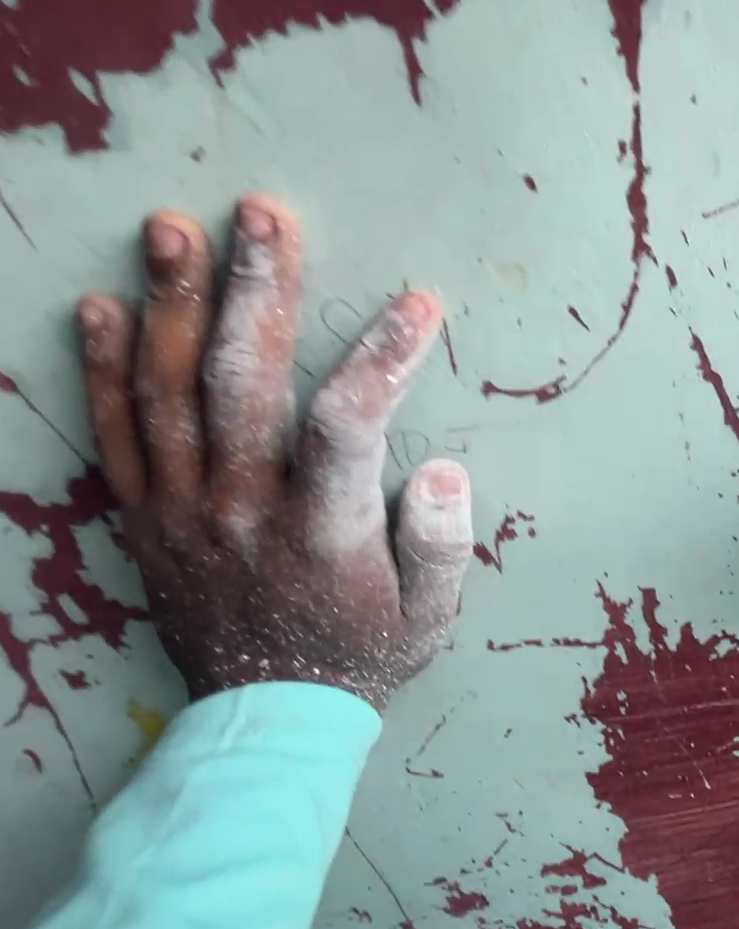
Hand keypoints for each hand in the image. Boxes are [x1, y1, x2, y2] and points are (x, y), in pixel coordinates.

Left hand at [74, 195, 471, 708]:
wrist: (272, 711)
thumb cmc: (370, 651)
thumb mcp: (435, 612)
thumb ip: (443, 543)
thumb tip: (446, 473)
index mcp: (324, 531)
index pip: (349, 425)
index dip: (384, 358)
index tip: (419, 308)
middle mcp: (243, 509)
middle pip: (243, 384)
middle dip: (259, 292)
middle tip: (265, 218)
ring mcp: (183, 509)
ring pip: (170, 392)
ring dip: (176, 306)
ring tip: (177, 232)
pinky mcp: (146, 517)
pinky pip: (115, 433)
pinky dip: (103, 367)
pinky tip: (104, 307)